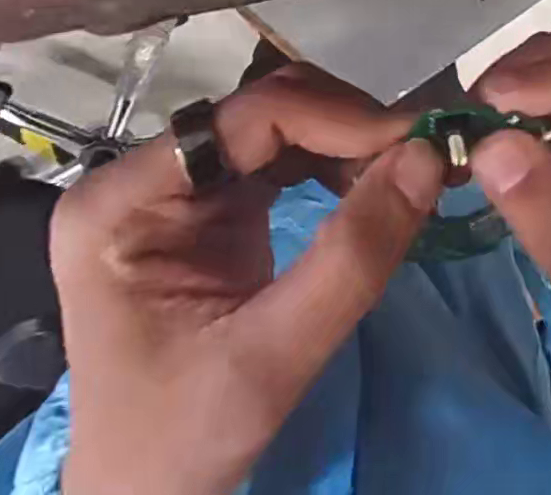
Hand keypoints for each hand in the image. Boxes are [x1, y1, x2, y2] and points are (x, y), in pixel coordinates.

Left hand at [52, 64, 444, 494]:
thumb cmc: (182, 440)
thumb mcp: (271, 360)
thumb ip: (351, 259)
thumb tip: (427, 158)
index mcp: (123, 200)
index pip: (240, 120)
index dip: (333, 118)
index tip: (415, 140)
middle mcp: (143, 172)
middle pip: (258, 111)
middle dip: (344, 126)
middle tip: (418, 156)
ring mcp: (176, 183)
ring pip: (274, 125)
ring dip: (344, 141)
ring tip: (401, 173)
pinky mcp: (207, 202)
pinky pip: (278, 156)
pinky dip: (331, 162)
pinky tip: (366, 186)